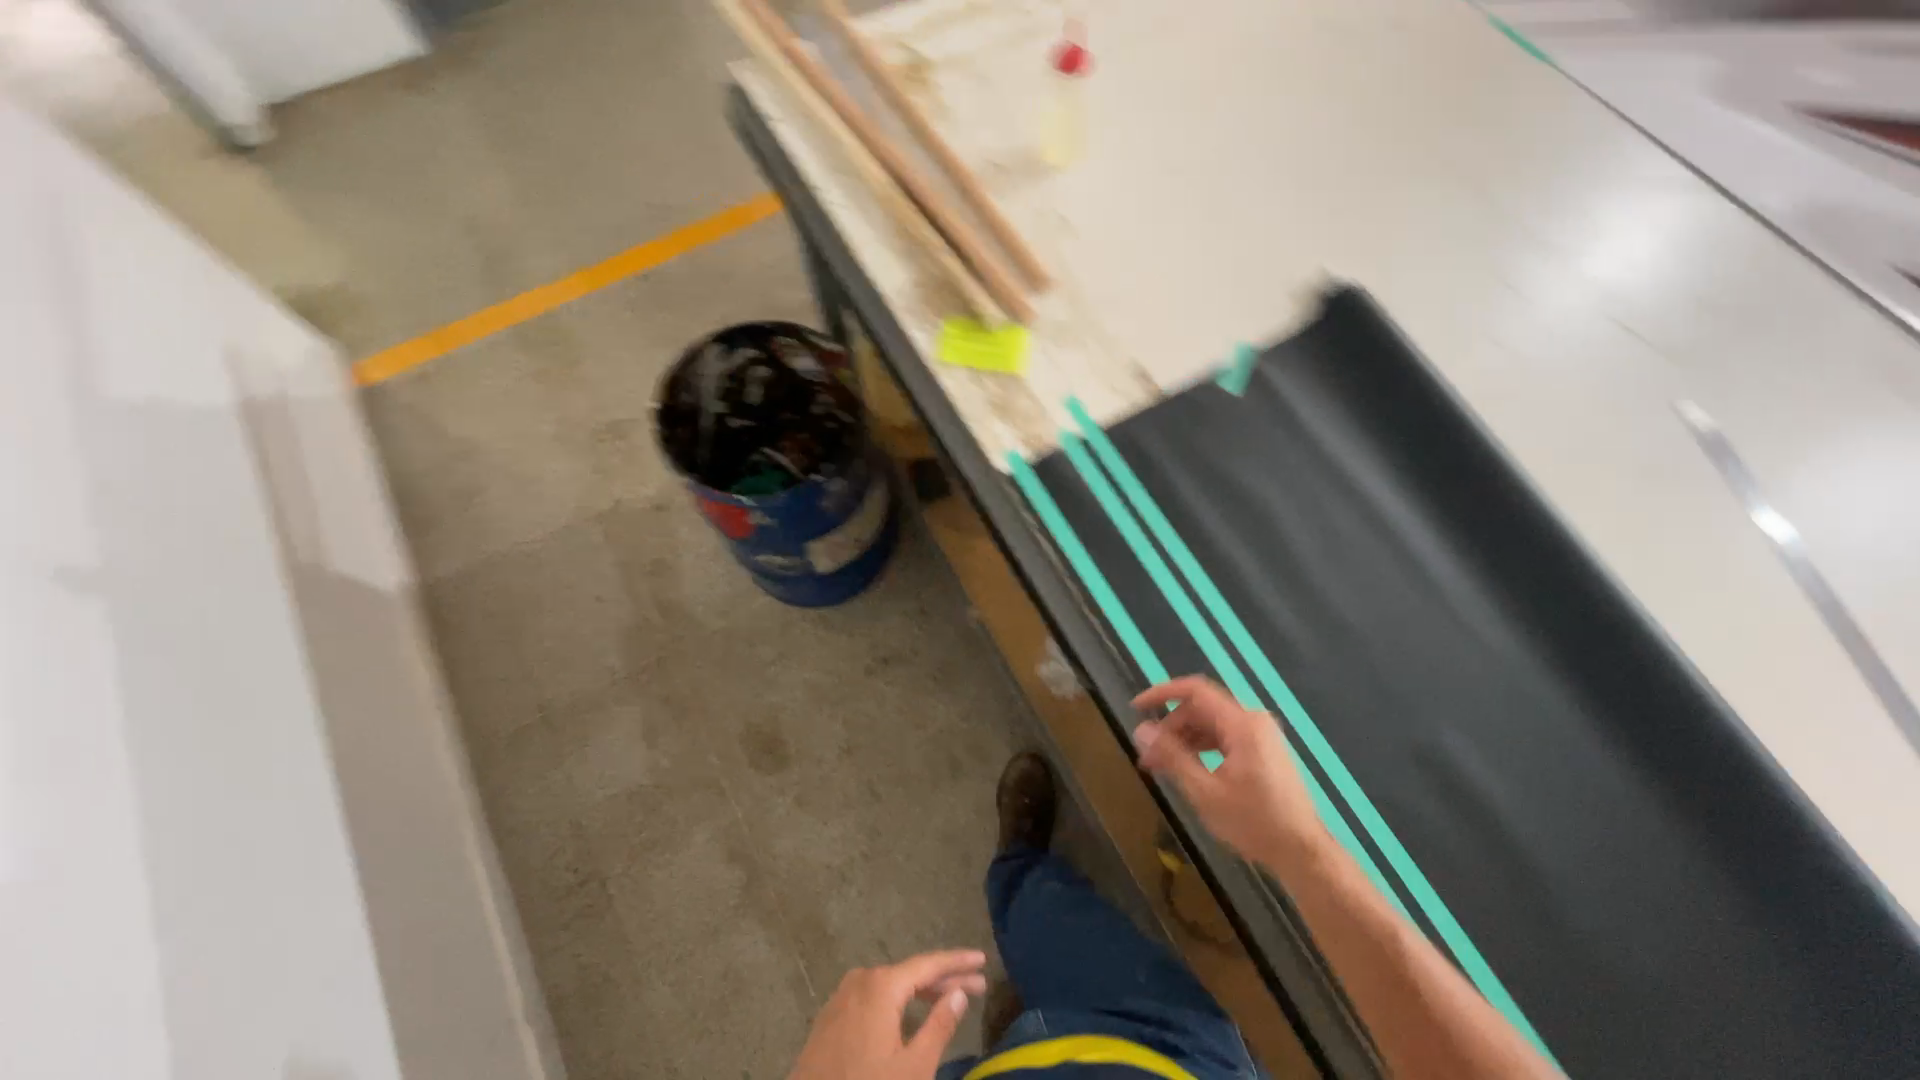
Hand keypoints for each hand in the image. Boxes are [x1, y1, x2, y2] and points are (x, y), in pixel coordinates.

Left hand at [788, 949, 987, 1079]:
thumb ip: (939, 1025)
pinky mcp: (831, 1017)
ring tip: (949, 997)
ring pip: (891, 985)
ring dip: (921, 990)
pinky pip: (873, 997)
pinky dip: (897, 1001)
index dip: (957, 962)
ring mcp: (842, 997)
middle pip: (910, 973)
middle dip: (944, 979)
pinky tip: (910, 1012)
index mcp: (882, 985)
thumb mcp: (914, 1066)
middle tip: (978, 985)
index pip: (929, 964)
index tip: (982, 959)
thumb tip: (959, 993)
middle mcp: (861, 981)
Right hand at [1133, 676, 1323, 866]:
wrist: (1302, 851)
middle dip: (1171, 727)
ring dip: (1184, 739)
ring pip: (1212, 724)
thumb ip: (1172, 757)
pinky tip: (1188, 769)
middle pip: (1202, 709)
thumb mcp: (1204, 792)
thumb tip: (1141, 731)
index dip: (1162, 694)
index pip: (1195, 691)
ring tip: (1161, 766)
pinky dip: (1202, 748)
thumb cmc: (1254, 823)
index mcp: (1242, 725)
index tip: (1136, 708)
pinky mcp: (1264, 751)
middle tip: (1147, 756)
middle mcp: (1253, 721)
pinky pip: (1225, 738)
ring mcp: (1262, 736)